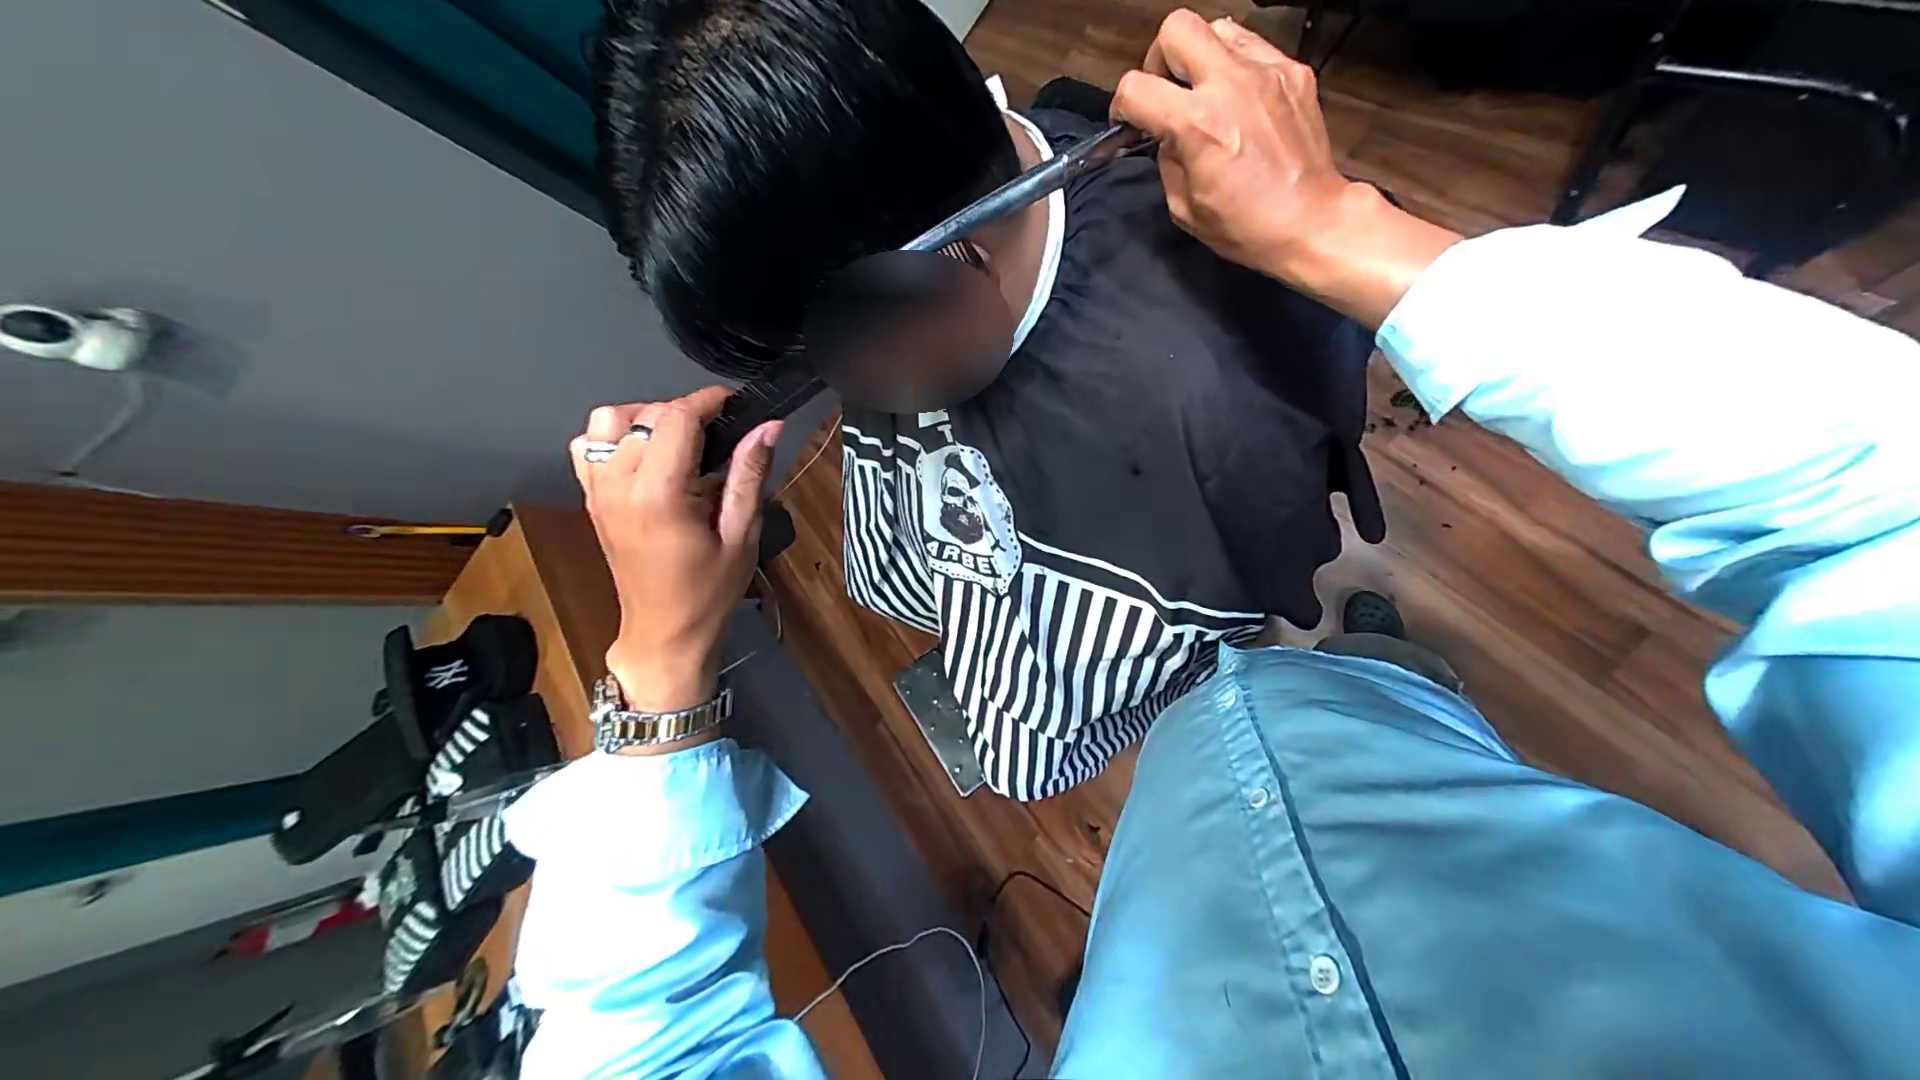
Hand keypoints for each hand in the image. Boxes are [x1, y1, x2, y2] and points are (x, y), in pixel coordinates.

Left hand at [569, 387, 781, 713]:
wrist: (664, 632)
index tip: (736, 404)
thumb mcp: (742, 535)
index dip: (708, 400)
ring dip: (647, 418)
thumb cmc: (709, 592)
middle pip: (645, 414)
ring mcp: (598, 491)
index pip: (676, 418)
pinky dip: (616, 437)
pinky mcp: (591, 499)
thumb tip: (768, 426)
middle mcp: (619, 485)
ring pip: (609, 420)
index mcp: (659, 495)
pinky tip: (646, 457)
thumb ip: (750, 474)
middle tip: (720, 437)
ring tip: (681, 443)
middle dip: (686, 413)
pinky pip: (588, 446)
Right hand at [1112, 10, 1459, 326]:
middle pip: (1176, 29)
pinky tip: (1236, 98)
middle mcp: (1231, 85)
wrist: (1309, 221)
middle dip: (1159, 61)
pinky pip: (1251, 46)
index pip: (1137, 88)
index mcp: (1198, 125)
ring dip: (1199, 57)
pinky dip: (1234, 65)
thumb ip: (1166, 161)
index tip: (1128, 122)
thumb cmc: (1245, 226)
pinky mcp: (1292, 71)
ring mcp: (1266, 71)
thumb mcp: (1184, 207)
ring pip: (1216, 28)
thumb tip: (1164, 136)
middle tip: (1166, 94)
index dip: (1122, 106)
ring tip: (1203, 94)